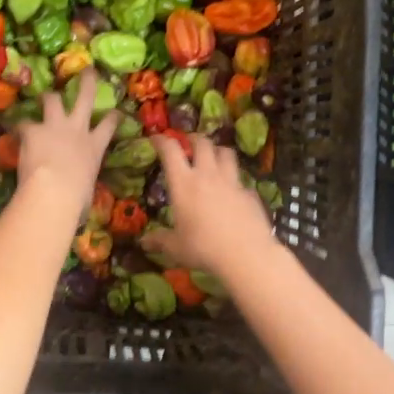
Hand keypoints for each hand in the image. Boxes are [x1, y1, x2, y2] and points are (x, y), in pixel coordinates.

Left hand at [17, 71, 119, 207]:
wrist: (56, 189)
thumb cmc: (76, 197)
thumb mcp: (87, 188)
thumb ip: (83, 182)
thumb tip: (79, 195)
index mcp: (95, 147)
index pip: (109, 126)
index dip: (113, 117)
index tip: (116, 110)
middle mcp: (78, 129)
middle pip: (85, 98)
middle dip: (87, 81)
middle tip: (87, 69)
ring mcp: (55, 125)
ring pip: (53, 99)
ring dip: (48, 96)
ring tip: (44, 94)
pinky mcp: (34, 129)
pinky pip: (23, 123)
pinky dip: (18, 126)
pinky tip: (12, 128)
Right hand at [145, 134, 274, 274]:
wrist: (246, 254)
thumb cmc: (203, 247)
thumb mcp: (176, 247)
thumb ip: (160, 240)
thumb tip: (143, 242)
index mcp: (184, 183)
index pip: (171, 151)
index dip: (162, 140)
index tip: (156, 138)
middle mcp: (207, 175)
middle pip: (202, 143)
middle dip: (194, 139)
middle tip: (189, 143)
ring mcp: (232, 182)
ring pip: (226, 153)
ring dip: (218, 151)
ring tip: (214, 157)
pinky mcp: (250, 193)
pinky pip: (240, 179)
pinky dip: (234, 180)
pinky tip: (232, 191)